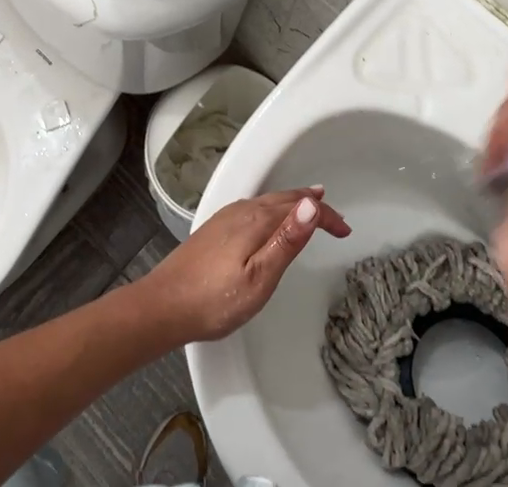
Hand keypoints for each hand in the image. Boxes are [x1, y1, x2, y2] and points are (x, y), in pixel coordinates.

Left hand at [139, 187, 350, 342]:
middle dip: (313, 205)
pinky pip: (255, 208)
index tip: (344, 231)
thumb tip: (311, 203)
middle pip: (285, 199)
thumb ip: (287, 240)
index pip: (301, 207)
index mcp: (257, 221)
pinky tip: (270, 219)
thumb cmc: (214, 300)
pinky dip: (274, 209)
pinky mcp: (214, 229)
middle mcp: (242, 211)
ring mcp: (226, 219)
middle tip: (334, 218)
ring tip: (310, 205)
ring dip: (293, 203)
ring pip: (268, 202)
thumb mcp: (260, 277)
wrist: (162, 307)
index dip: (326, 216)